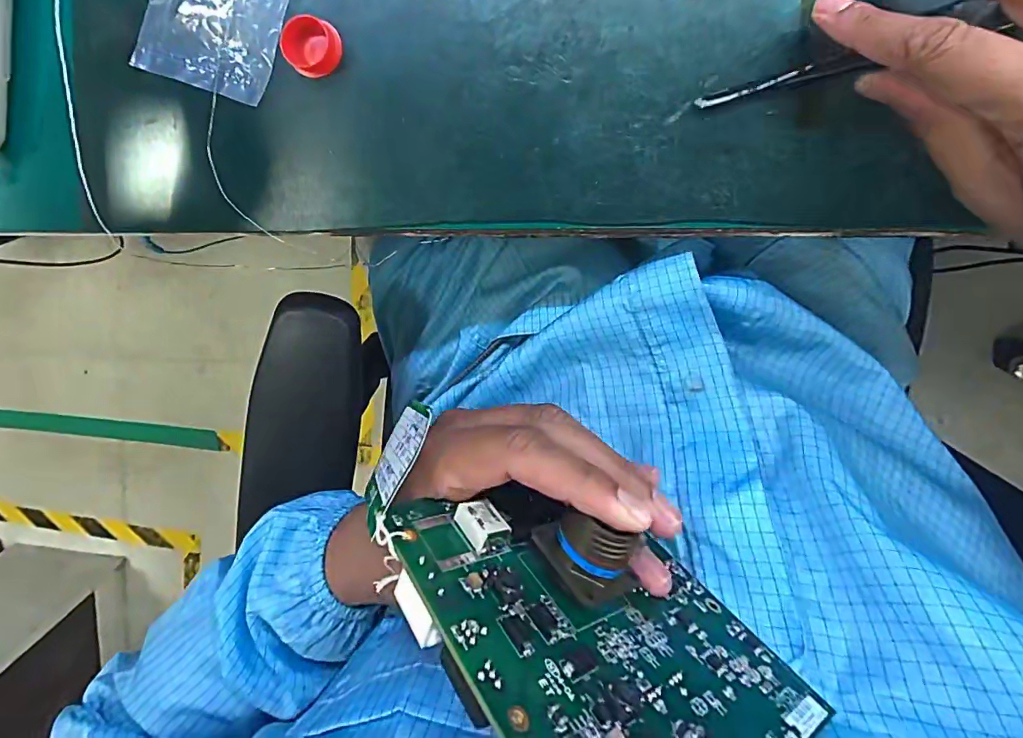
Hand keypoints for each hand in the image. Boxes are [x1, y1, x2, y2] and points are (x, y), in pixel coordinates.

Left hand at [325, 404, 682, 606]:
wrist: (358, 537)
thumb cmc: (386, 555)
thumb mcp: (427, 568)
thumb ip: (490, 571)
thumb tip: (570, 592)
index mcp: (444, 456)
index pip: (520, 449)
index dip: (579, 479)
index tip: (633, 518)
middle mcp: (466, 430)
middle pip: (549, 430)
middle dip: (611, 472)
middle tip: (663, 522)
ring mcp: (481, 429)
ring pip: (557, 431)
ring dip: (611, 468)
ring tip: (658, 513)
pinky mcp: (495, 440)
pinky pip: (551, 442)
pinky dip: (593, 465)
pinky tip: (631, 484)